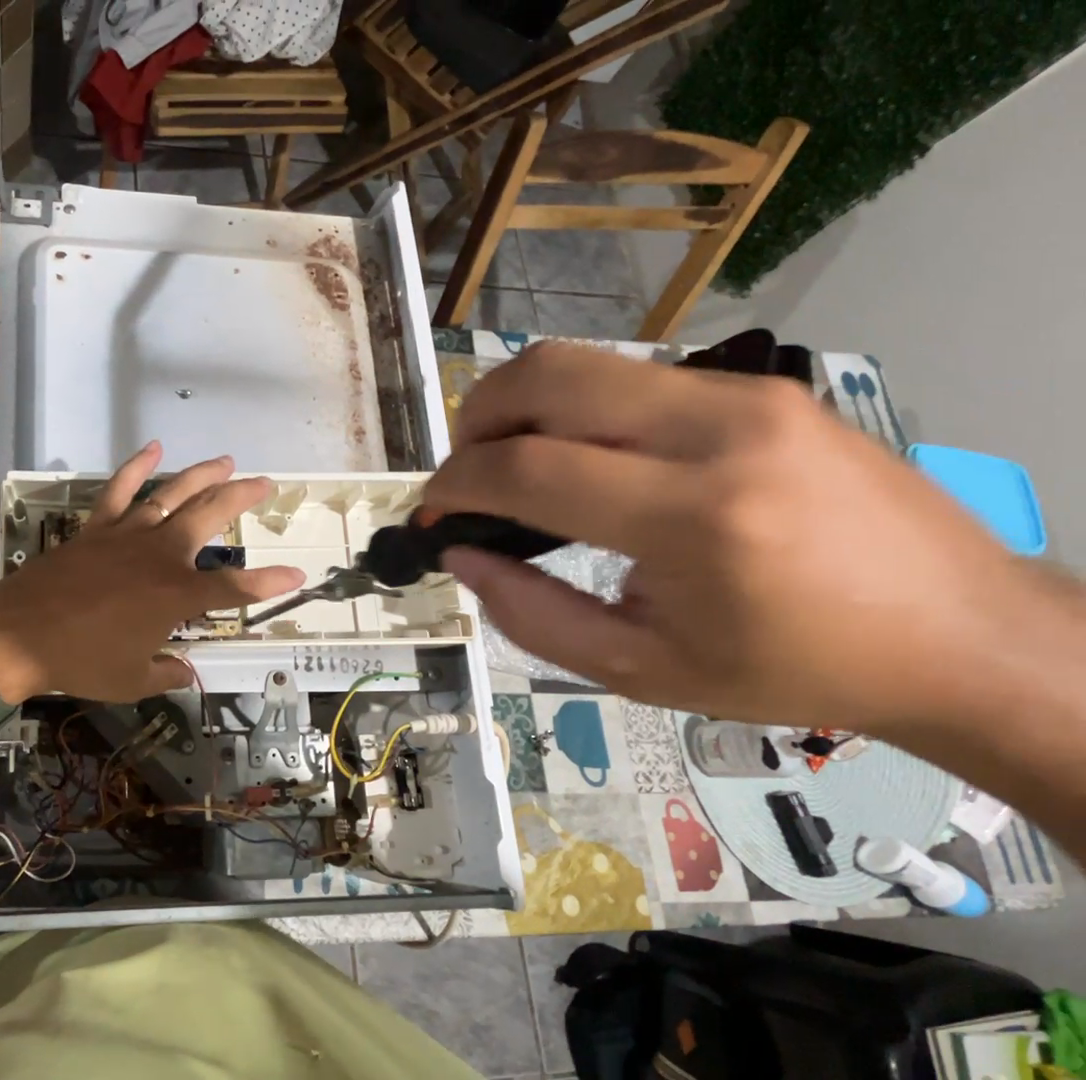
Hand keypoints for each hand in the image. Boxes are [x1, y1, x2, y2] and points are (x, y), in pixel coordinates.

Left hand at [0, 443, 306, 703]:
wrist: (20, 635)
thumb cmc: (81, 662)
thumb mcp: (132, 681)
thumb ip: (167, 674)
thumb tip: (187, 673)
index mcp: (176, 596)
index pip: (235, 587)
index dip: (268, 582)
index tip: (297, 574)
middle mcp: (160, 556)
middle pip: (210, 517)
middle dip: (242, 498)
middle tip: (265, 484)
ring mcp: (127, 535)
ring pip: (173, 494)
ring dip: (202, 475)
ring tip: (226, 461)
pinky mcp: (96, 527)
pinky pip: (120, 489)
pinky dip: (137, 466)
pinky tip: (154, 448)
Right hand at [423, 342, 1039, 733]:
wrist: (962, 635)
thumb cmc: (793, 669)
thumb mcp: (642, 670)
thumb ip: (531, 615)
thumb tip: (460, 557)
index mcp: (691, 518)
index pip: (526, 468)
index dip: (454, 487)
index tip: (431, 517)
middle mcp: (718, 432)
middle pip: (545, 377)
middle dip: (473, 421)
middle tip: (462, 479)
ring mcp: (747, 397)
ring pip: (584, 363)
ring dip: (520, 407)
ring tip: (512, 467)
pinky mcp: (764, 388)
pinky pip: (634, 379)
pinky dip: (578, 411)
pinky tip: (586, 463)